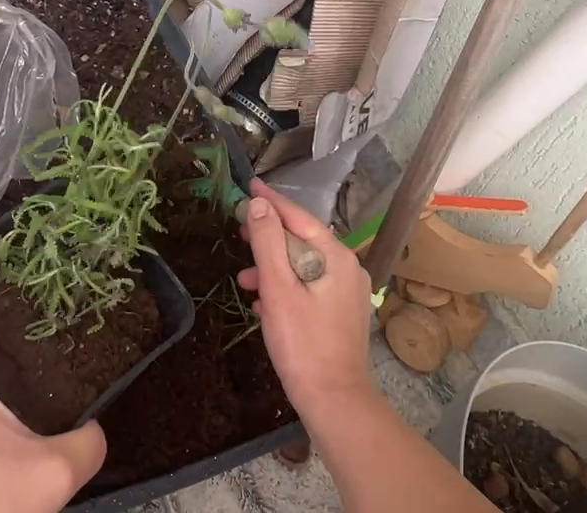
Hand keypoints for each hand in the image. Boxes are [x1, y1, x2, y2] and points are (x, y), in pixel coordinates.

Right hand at [236, 179, 375, 416]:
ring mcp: (347, 291)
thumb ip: (268, 243)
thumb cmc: (303, 344)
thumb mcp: (278, 288)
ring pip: (303, 266)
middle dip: (269, 237)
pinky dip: (286, 287)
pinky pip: (310, 286)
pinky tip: (264, 303)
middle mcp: (347, 267)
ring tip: (245, 280)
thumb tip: (260, 205)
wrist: (335, 401)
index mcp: (336, 256)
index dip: (271, 201)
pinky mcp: (342, 313)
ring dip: (273, 268)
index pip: (298, 216)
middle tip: (239, 231)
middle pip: (302, 239)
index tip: (249, 184)